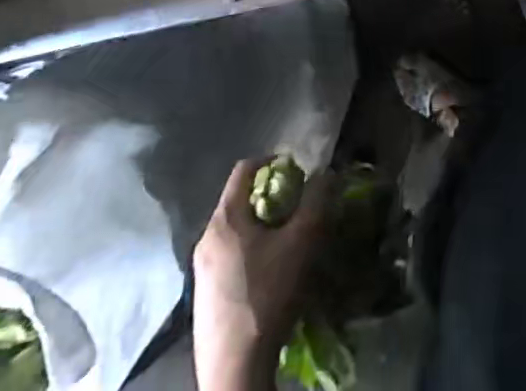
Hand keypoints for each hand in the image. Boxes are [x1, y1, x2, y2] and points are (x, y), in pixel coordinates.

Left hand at [192, 159, 333, 390]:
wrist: (235, 365)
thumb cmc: (268, 294)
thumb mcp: (303, 241)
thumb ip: (317, 200)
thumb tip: (325, 172)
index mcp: (225, 220)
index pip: (245, 169)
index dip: (274, 160)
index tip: (300, 171)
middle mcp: (206, 238)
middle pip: (240, 199)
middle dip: (274, 196)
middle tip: (301, 207)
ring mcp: (200, 268)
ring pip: (237, 228)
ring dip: (264, 224)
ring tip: (291, 240)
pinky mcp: (204, 293)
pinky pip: (231, 253)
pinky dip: (253, 248)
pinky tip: (272, 272)